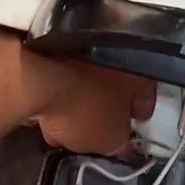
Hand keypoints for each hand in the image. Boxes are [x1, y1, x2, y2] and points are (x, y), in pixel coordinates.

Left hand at [0, 30, 153, 155]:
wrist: (36, 77)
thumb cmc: (83, 104)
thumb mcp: (111, 139)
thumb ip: (119, 141)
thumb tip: (117, 142)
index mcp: (137, 68)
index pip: (148, 94)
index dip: (140, 114)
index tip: (135, 123)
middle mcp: (113, 47)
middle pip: (114, 82)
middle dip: (107, 106)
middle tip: (100, 128)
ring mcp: (81, 42)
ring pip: (85, 76)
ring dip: (79, 100)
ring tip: (67, 127)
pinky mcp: (51, 43)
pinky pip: (60, 72)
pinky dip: (57, 92)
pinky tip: (47, 114)